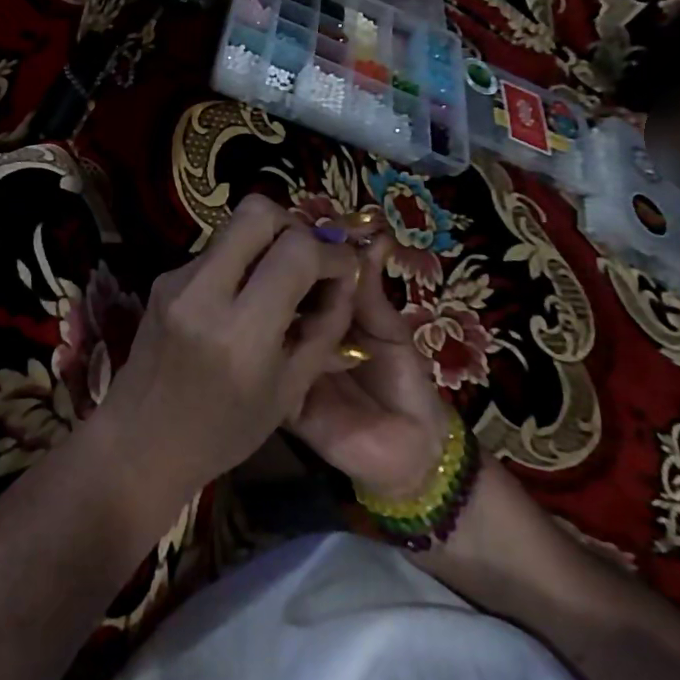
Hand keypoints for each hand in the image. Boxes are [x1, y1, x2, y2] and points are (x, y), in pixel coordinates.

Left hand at [97, 194, 360, 491]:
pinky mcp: (162, 280)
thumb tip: (346, 277)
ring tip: (283, 283)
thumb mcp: (289, 389)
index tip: (344, 271)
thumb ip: (324, 327)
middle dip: (294, 226)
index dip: (332, 254)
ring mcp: (175, 281)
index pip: (296, 252)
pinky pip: (213, 252)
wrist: (140, 439)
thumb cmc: (222, 431)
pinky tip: (248, 298)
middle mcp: (201, 292)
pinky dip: (241, 262)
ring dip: (266, 243)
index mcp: (239, 330)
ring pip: (232, 228)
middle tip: (310, 261)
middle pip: (256, 212)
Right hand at [289, 237, 453, 500]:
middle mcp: (297, 335)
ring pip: (266, 330)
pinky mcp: (278, 395)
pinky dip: (270, 349)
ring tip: (271, 284)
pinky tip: (267, 327)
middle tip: (275, 253)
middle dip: (278, 277)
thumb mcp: (389, 331)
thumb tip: (372, 237)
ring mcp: (284, 363)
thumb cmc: (406, 384)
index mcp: (322, 315)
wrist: (413, 451)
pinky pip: (268, 369)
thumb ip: (370, 292)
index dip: (297, 256)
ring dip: (270, 307)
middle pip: (278, 300)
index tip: (291, 229)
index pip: (301, 279)